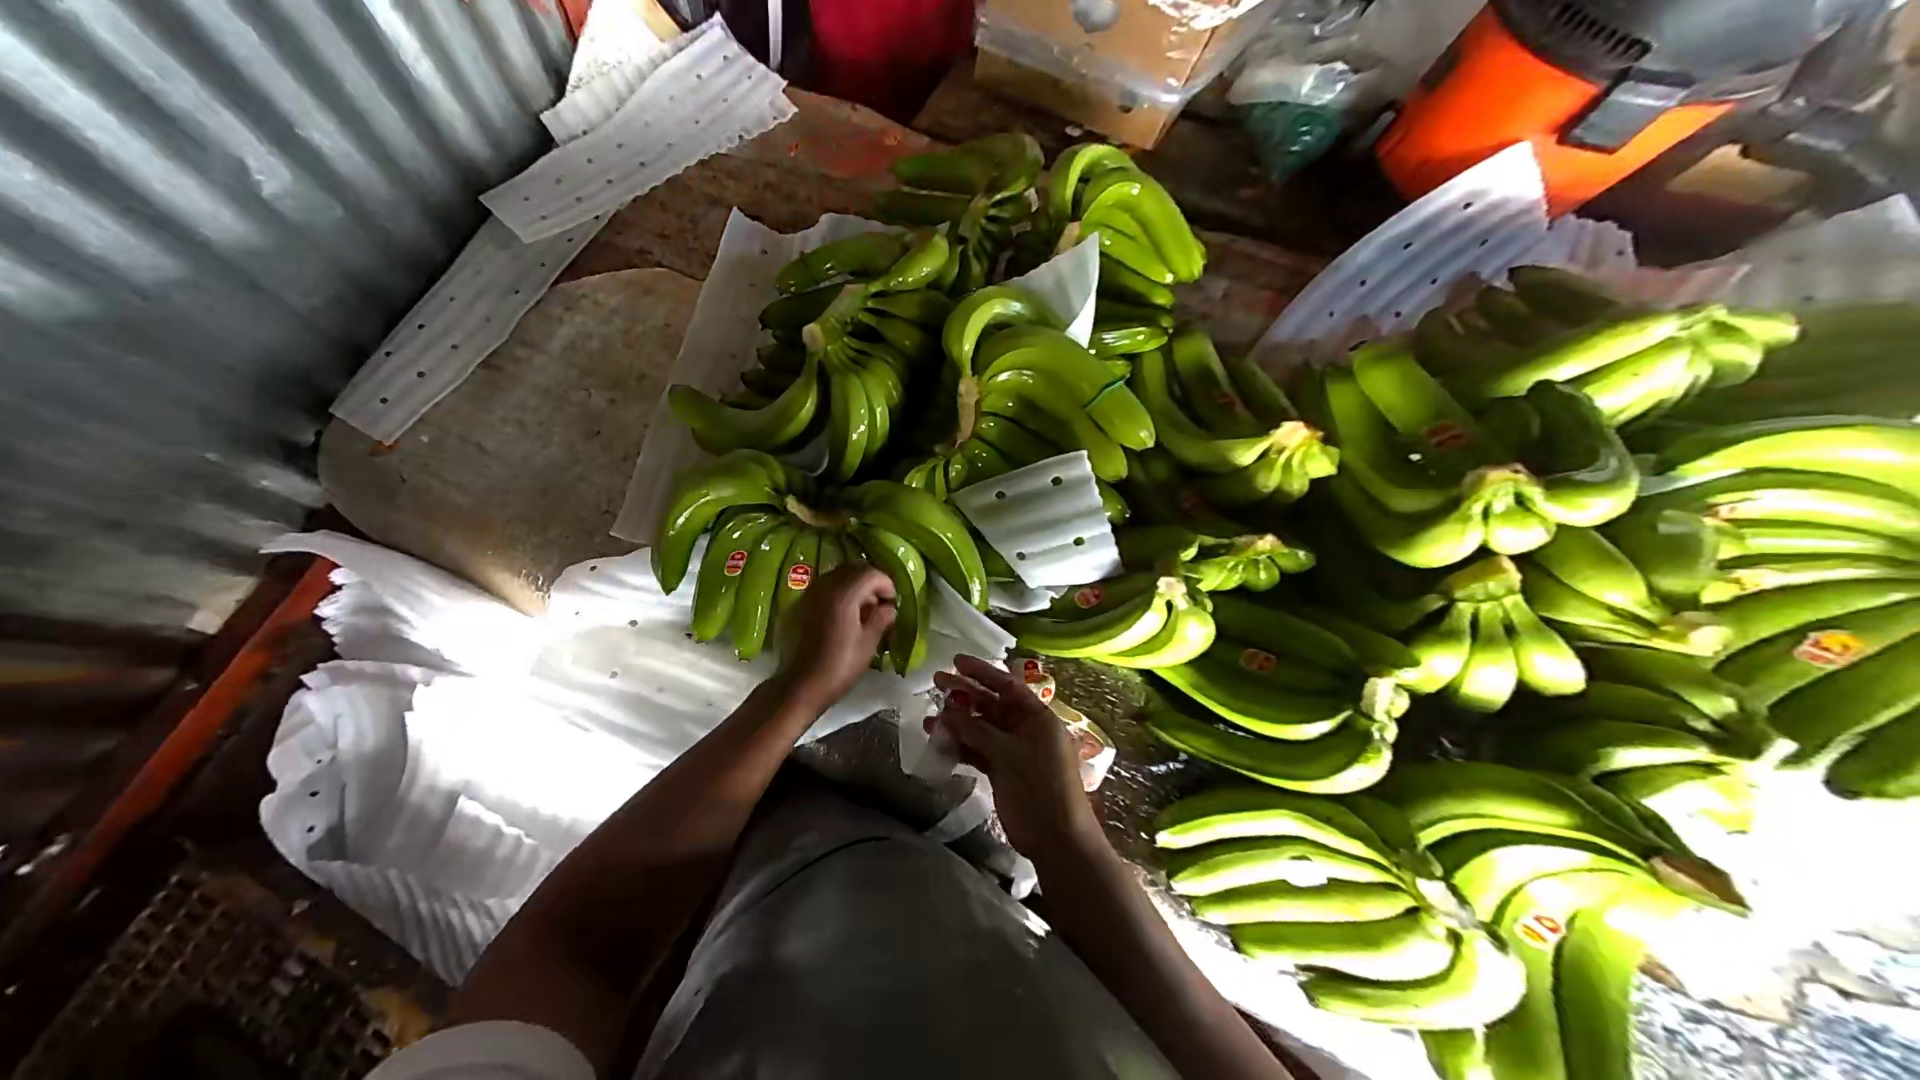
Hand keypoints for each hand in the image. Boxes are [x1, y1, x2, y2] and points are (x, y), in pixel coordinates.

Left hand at [775, 563, 896, 711]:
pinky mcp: (802, 604)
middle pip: (854, 569)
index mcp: (844, 594)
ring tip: (864, 612)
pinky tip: (845, 616)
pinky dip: (840, 593)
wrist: (801, 685)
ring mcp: (811, 593)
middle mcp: (825, 586)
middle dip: (872, 582)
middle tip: (880, 605)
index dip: (887, 586)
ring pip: (839, 575)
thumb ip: (881, 618)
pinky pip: (826, 587)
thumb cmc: (839, 666)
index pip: (871, 573)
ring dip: (856, 586)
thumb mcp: (868, 644)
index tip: (892, 605)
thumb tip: (889, 608)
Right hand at [931, 655, 1106, 865]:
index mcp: (1037, 717)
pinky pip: (978, 750)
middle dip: (964, 694)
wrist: (1057, 839)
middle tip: (936, 682)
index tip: (956, 661)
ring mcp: (1014, 750)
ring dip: (957, 722)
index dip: (982, 672)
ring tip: (930, 716)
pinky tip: (938, 742)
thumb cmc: (1040, 788)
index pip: (1007, 686)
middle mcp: (1025, 729)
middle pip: (992, 704)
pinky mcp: (1003, 770)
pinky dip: (960, 746)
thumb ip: (977, 730)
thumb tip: (948, 711)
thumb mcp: (1009, 754)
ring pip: (981, 728)